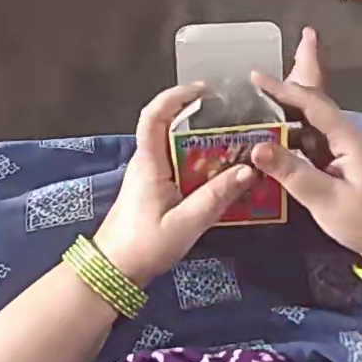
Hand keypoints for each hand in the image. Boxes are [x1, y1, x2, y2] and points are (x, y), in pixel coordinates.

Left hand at [93, 82, 258, 283]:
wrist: (114, 270)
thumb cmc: (143, 245)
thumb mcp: (185, 223)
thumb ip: (216, 197)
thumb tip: (247, 171)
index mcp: (148, 162)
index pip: (154, 115)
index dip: (175, 96)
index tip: (203, 91)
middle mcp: (147, 162)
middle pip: (169, 126)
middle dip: (198, 117)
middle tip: (230, 118)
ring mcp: (149, 175)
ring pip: (176, 146)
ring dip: (203, 142)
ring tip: (234, 144)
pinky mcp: (154, 189)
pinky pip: (179, 165)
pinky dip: (200, 163)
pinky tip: (221, 173)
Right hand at [249, 28, 361, 265]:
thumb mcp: (324, 199)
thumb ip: (291, 171)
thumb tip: (256, 148)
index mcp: (348, 138)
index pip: (313, 104)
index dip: (284, 90)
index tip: (257, 77)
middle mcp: (346, 136)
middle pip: (312, 106)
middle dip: (284, 92)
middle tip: (252, 85)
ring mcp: (342, 148)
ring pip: (310, 121)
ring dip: (284, 114)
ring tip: (254, 108)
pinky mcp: (337, 160)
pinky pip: (309, 139)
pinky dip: (289, 134)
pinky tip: (270, 137)